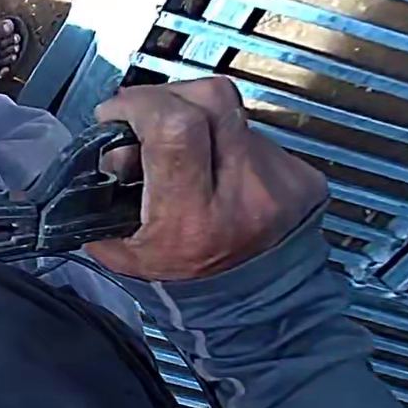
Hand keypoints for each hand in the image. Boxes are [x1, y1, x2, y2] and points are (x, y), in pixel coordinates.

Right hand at [85, 79, 326, 280]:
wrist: (257, 312)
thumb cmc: (186, 285)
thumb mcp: (125, 253)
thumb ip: (106, 199)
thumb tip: (111, 149)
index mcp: (193, 218)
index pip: (174, 128)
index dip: (139, 105)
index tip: (118, 113)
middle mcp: (244, 194)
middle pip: (209, 98)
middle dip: (165, 96)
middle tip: (144, 117)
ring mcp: (279, 181)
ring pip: (230, 110)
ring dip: (192, 117)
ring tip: (177, 150)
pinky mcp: (300, 175)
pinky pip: (251, 132)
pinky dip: (221, 139)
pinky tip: (211, 166)